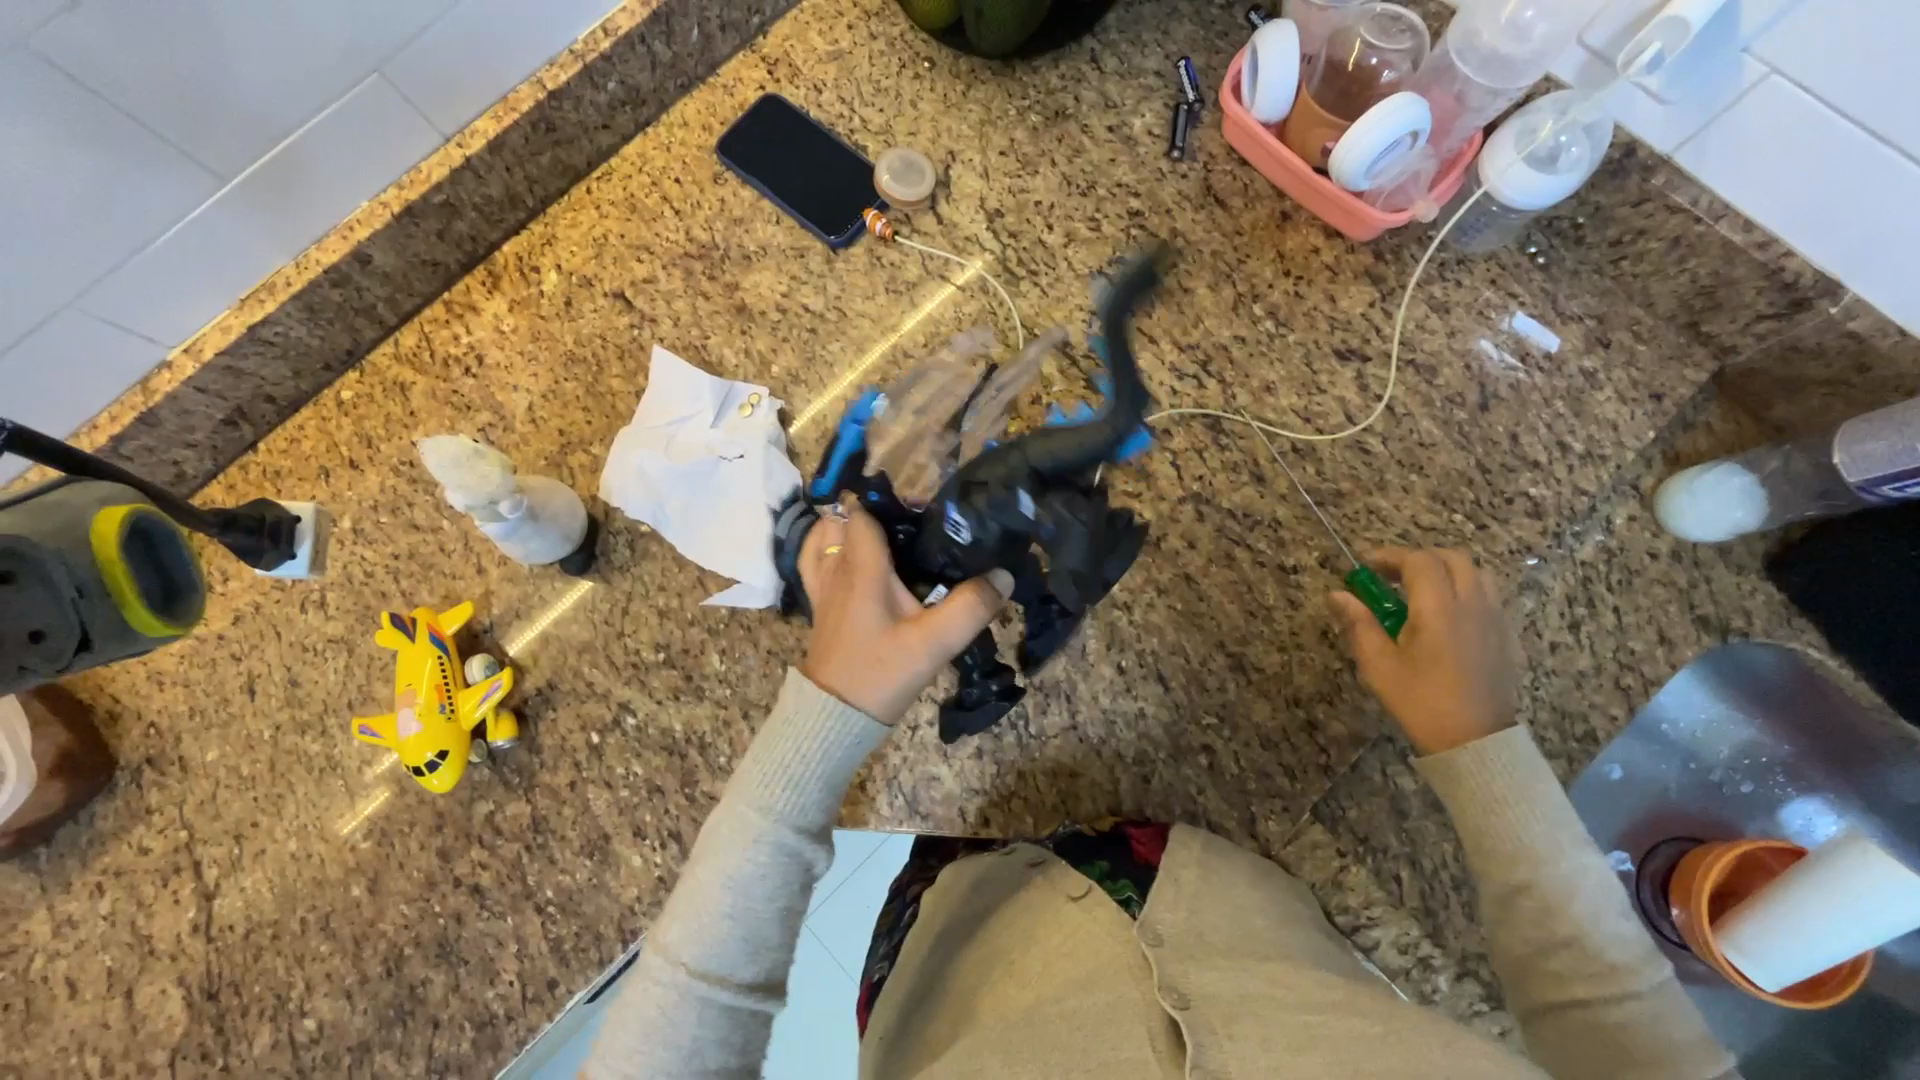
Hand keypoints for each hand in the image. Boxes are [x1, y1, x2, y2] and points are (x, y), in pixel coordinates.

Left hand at [797, 500, 1013, 724]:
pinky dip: (827, 549)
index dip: (889, 501)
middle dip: (871, 510)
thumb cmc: (882, 673)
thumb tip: (1004, 575)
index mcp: (861, 568)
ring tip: (879, 530)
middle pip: (841, 520)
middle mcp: (836, 570)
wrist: (835, 715)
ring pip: (823, 538)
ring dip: (845, 526)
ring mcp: (822, 588)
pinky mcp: (819, 606)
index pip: (862, 513)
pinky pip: (815, 562)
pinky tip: (849, 557)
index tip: (921, 505)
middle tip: (910, 520)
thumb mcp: (935, 643)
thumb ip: (971, 607)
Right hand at [1328, 547, 1518, 755]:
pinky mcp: (1507, 635)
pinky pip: (1489, 596)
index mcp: (1438, 608)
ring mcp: (1496, 618)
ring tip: (1422, 591)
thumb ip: (1359, 623)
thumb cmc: (1420, 701)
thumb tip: (1337, 594)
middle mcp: (1472, 604)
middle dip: (1419, 558)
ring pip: (1476, 573)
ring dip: (1447, 571)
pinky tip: (1447, 616)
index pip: (1418, 561)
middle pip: (1452, 558)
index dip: (1390, 556)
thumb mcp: (1379, 665)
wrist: (1475, 740)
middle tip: (1393, 577)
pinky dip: (1465, 591)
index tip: (1366, 567)